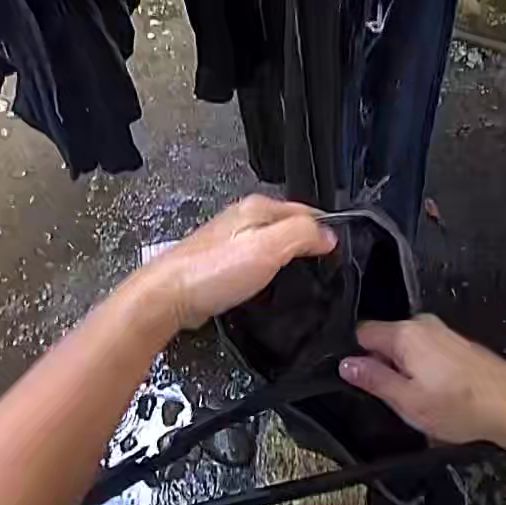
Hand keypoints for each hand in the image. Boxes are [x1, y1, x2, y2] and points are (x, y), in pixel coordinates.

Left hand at [131, 195, 336, 330]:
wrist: (167, 297)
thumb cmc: (214, 272)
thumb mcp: (268, 248)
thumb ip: (302, 234)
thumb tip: (329, 235)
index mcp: (258, 207)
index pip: (308, 210)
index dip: (326, 230)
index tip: (338, 254)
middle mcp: (245, 217)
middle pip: (291, 225)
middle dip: (309, 244)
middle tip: (325, 269)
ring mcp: (232, 239)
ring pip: (274, 243)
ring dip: (290, 259)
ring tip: (303, 280)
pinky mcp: (222, 261)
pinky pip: (258, 260)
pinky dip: (271, 270)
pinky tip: (272, 286)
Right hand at [341, 315, 505, 449]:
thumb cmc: (462, 407)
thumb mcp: (407, 402)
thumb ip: (374, 379)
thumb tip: (347, 364)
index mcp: (405, 334)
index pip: (362, 333)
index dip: (359, 358)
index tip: (366, 381)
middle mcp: (423, 324)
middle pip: (386, 340)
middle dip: (385, 367)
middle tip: (398, 398)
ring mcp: (443, 332)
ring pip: (408, 348)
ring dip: (408, 372)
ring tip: (424, 401)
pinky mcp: (458, 344)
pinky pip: (428, 353)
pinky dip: (427, 371)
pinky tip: (442, 395)